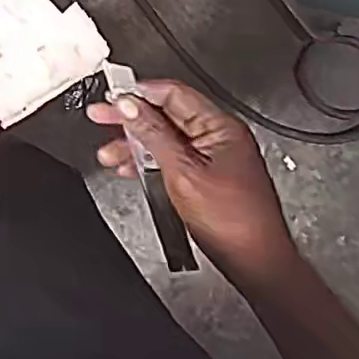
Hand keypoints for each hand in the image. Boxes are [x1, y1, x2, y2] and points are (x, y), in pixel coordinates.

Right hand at [89, 79, 297, 281]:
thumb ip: (152, 134)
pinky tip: (130, 167)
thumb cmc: (233, 223)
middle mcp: (218, 137)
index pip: (173, 94)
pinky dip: (148, 161)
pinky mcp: (206, 175)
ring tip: (110, 152)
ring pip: (165, 138)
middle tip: (102, 116)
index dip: (140, 93)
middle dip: (131, 118)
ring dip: (135, 143)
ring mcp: (213, 156)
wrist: (256, 265)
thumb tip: (130, 106)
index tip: (113, 97)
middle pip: (166, 114)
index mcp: (220, 127)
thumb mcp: (182, 172)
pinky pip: (171, 157)